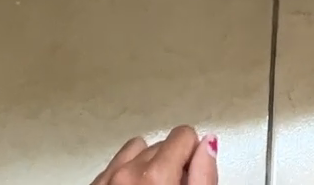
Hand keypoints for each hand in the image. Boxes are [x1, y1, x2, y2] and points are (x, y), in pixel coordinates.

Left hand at [90, 126, 218, 184]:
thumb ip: (204, 175)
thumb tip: (208, 144)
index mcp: (156, 175)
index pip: (184, 134)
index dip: (191, 156)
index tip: (189, 175)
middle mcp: (127, 172)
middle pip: (161, 143)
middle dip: (170, 163)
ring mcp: (105, 179)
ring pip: (135, 151)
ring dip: (145, 167)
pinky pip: (113, 165)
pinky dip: (124, 174)